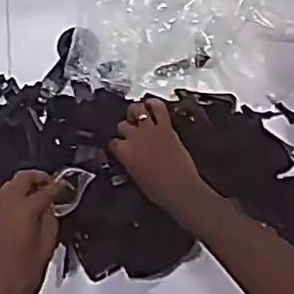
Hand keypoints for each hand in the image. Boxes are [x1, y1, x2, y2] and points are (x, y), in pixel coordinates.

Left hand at [0, 170, 61, 293]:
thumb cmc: (20, 279)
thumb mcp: (46, 248)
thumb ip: (50, 221)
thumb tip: (51, 208)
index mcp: (23, 210)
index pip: (45, 189)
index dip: (58, 186)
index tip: (64, 186)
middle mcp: (4, 206)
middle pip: (23, 178)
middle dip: (39, 178)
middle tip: (51, 184)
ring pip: (9, 186)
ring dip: (24, 186)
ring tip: (38, 195)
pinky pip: (0, 199)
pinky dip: (13, 197)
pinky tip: (22, 209)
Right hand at [110, 96, 212, 216]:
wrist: (180, 189)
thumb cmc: (157, 190)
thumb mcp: (135, 176)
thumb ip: (128, 161)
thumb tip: (128, 156)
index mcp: (123, 152)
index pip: (112, 142)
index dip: (116, 144)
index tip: (119, 146)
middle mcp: (133, 138)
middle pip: (122, 125)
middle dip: (125, 128)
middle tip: (131, 132)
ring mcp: (150, 130)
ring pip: (136, 110)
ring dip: (135, 112)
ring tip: (138, 115)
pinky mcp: (166, 127)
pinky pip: (158, 108)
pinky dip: (154, 103)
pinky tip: (151, 104)